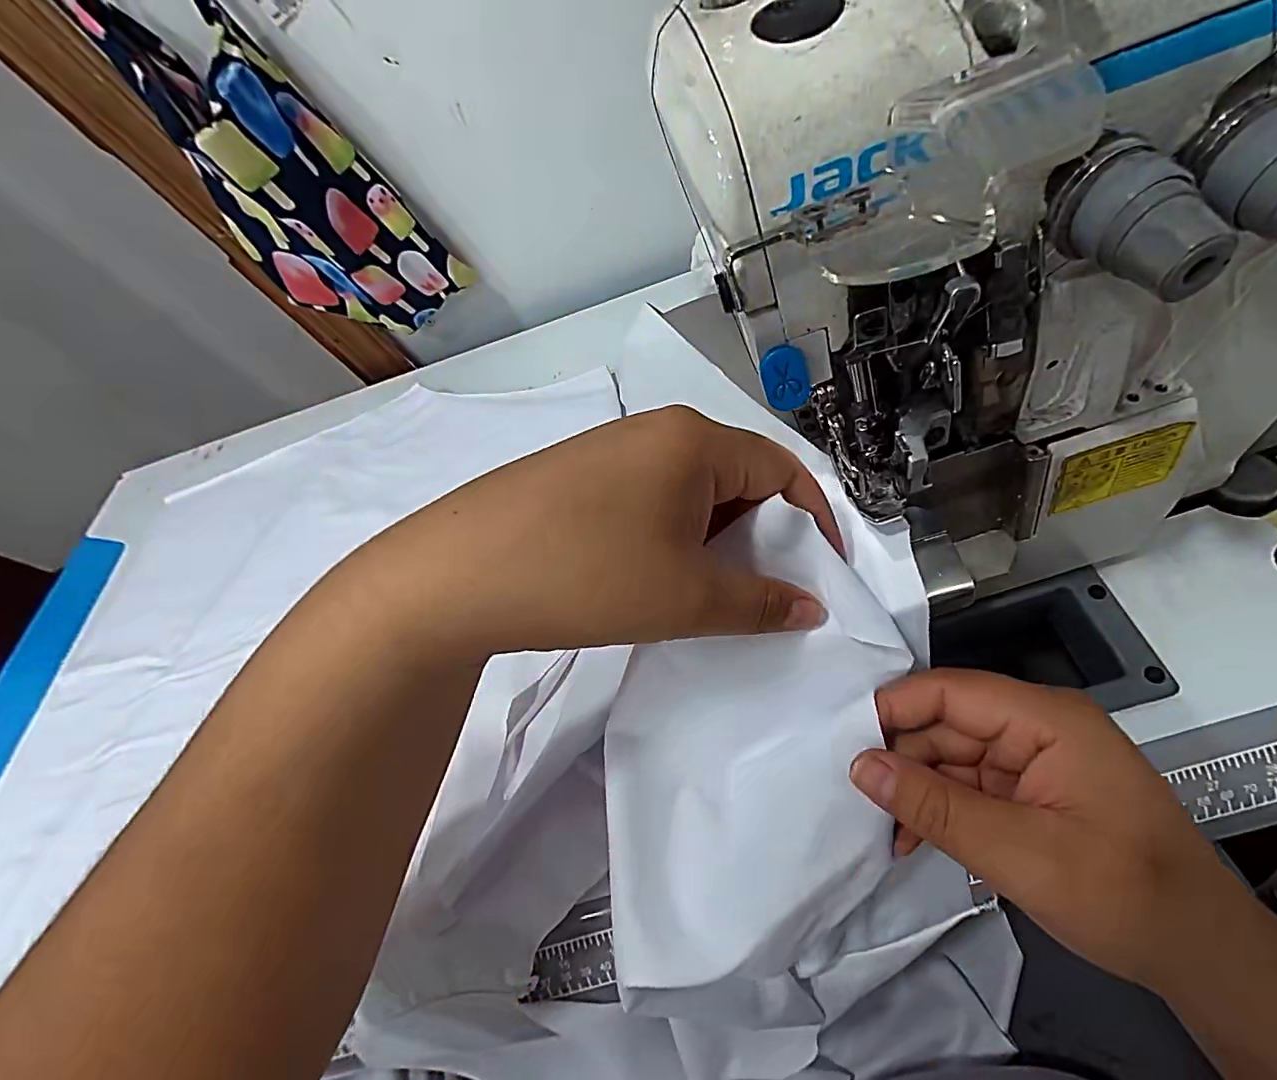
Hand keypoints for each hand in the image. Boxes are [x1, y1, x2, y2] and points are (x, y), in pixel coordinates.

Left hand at [333, 405, 843, 658]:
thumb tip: (811, 609)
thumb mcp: (687, 598)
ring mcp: (613, 450)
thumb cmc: (587, 575)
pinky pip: (653, 498)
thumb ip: (760, 603)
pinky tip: (658, 575)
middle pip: (740, 475)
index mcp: (695, 441)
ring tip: (713, 589)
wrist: (453, 576)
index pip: (783, 469)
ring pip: (694, 489)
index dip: (815, 520)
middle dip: (765, 533)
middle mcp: (657, 430)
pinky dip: (676, 534)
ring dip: (718, 537)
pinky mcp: (581, 476)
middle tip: (768, 587)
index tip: (823, 571)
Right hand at [848, 668, 1260, 989]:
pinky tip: (912, 836)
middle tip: (857, 796)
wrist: (1200, 953)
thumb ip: (934, 806)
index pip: (951, 691)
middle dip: (902, 758)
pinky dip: (939, 808)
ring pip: (951, 756)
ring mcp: (1033, 759)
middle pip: (947, 723)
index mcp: (1046, 718)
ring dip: (916, 789)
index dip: (895, 708)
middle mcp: (1037, 727)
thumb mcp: (1019, 852)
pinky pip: (968, 785)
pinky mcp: (1030, 791)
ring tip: (883, 828)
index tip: (845, 740)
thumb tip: (861, 766)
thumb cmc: (1124, 894)